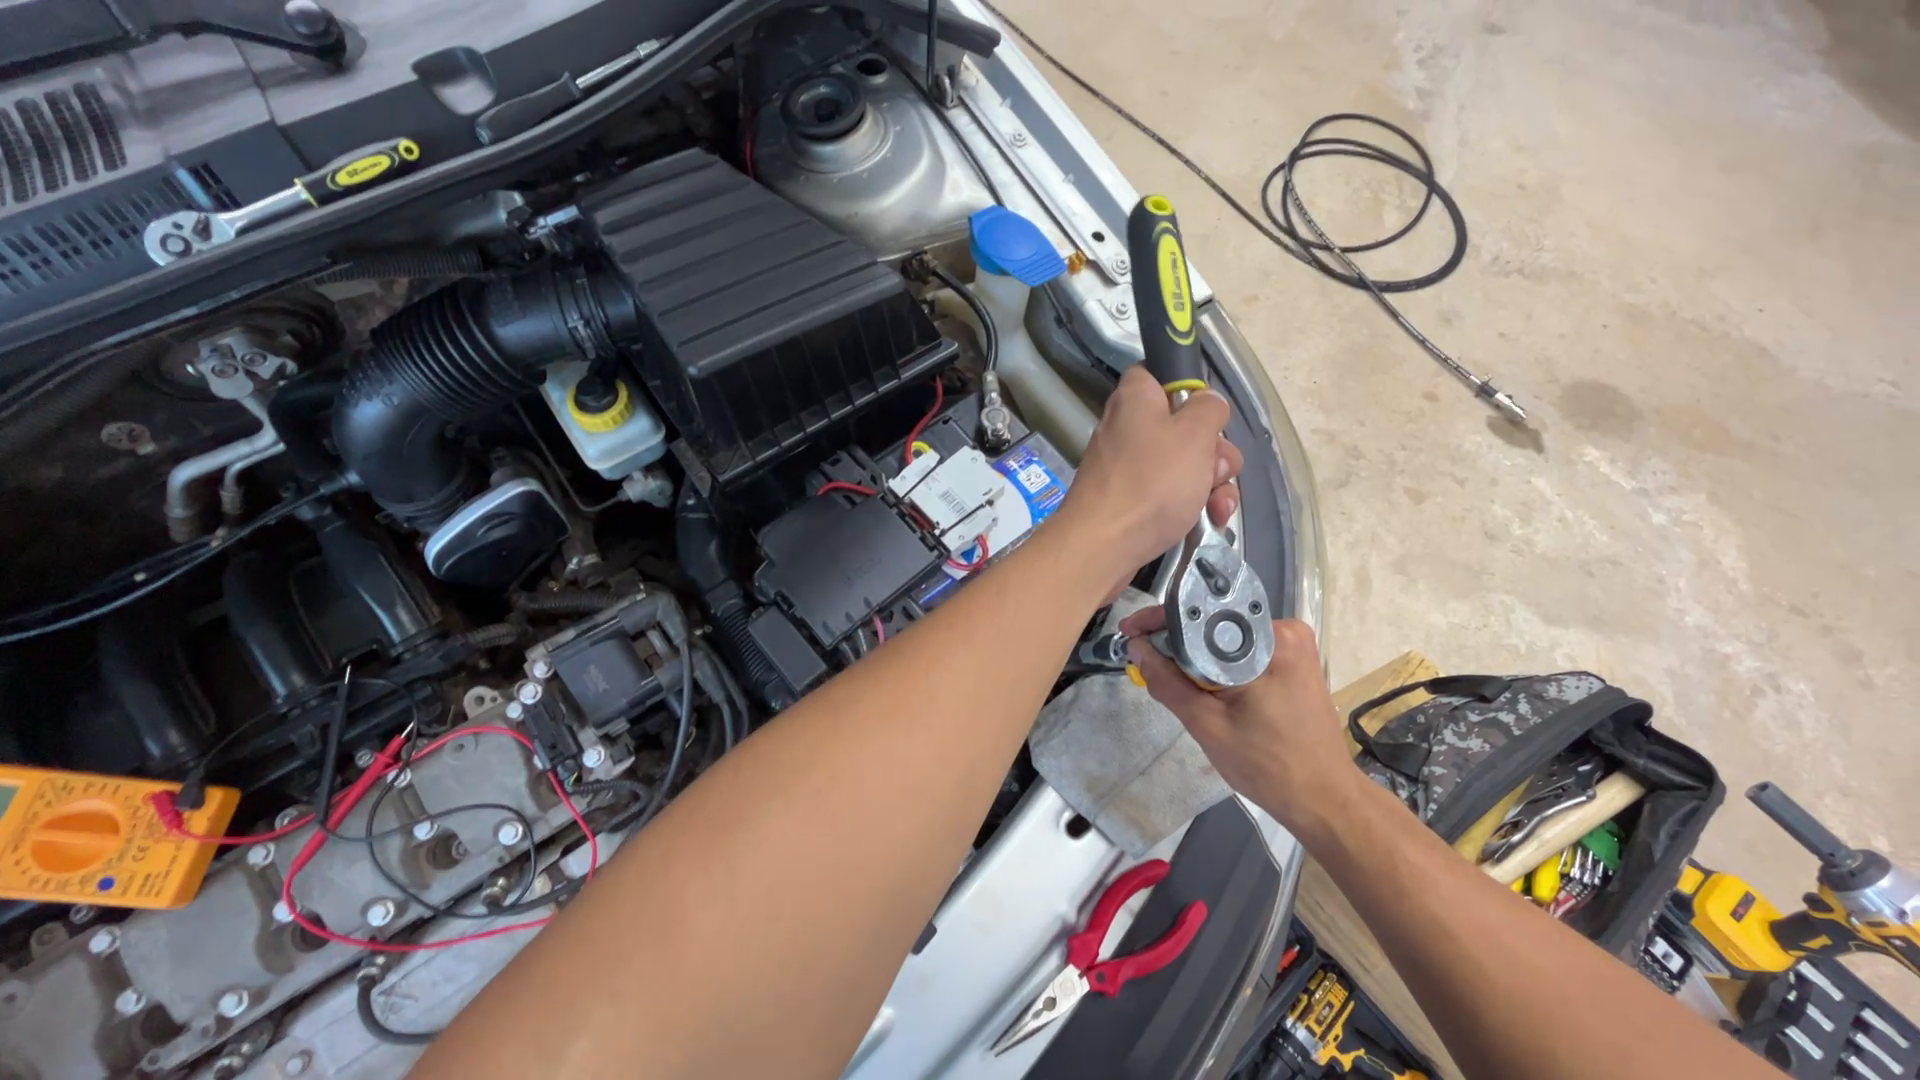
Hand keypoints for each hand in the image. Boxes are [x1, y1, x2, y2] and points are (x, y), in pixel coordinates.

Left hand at [1058, 364, 1243, 591]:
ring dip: (1211, 483)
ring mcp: (1128, 466)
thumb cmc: (1151, 482)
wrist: (1103, 546)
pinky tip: (1209, 520)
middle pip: (1184, 426)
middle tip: (1217, 469)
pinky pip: (1169, 493)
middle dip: (1214, 450)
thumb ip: (1209, 409)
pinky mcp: (1130, 500)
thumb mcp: (1194, 435)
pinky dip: (1191, 504)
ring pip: (1184, 464)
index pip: (1160, 373)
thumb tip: (1208, 402)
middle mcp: (1128, 427)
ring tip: (1218, 506)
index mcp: (1136, 398)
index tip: (1208, 412)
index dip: (1188, 387)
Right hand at [1119, 609, 1358, 839]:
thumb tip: (1136, 648)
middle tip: (1146, 665)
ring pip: (1226, 639)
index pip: (1202, 615)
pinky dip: (1219, 666)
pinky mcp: (1296, 662)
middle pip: (1214, 625)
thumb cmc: (1268, 766)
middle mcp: (1287, 631)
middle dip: (1177, 642)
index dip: (1160, 622)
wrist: (1323, 798)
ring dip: (1197, 657)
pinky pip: (1243, 651)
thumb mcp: (1207, 726)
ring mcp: (1295, 646)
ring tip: (1173, 682)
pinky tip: (1205, 691)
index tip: (1129, 633)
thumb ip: (1168, 682)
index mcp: (1271, 640)